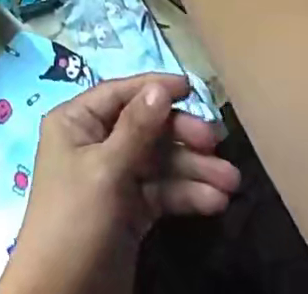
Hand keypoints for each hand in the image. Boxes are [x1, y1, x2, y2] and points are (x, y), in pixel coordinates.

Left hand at [0, 75, 240, 293]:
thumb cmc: (76, 219)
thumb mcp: (105, 168)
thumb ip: (136, 128)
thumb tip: (160, 88)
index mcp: (75, 122)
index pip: (119, 94)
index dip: (153, 88)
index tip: (192, 88)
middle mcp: (93, 143)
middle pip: (144, 126)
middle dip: (180, 134)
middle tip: (216, 142)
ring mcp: (112, 177)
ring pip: (158, 161)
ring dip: (193, 169)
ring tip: (232, 182)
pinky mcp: (130, 210)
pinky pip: (162, 192)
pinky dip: (187, 195)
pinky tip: (215, 202)